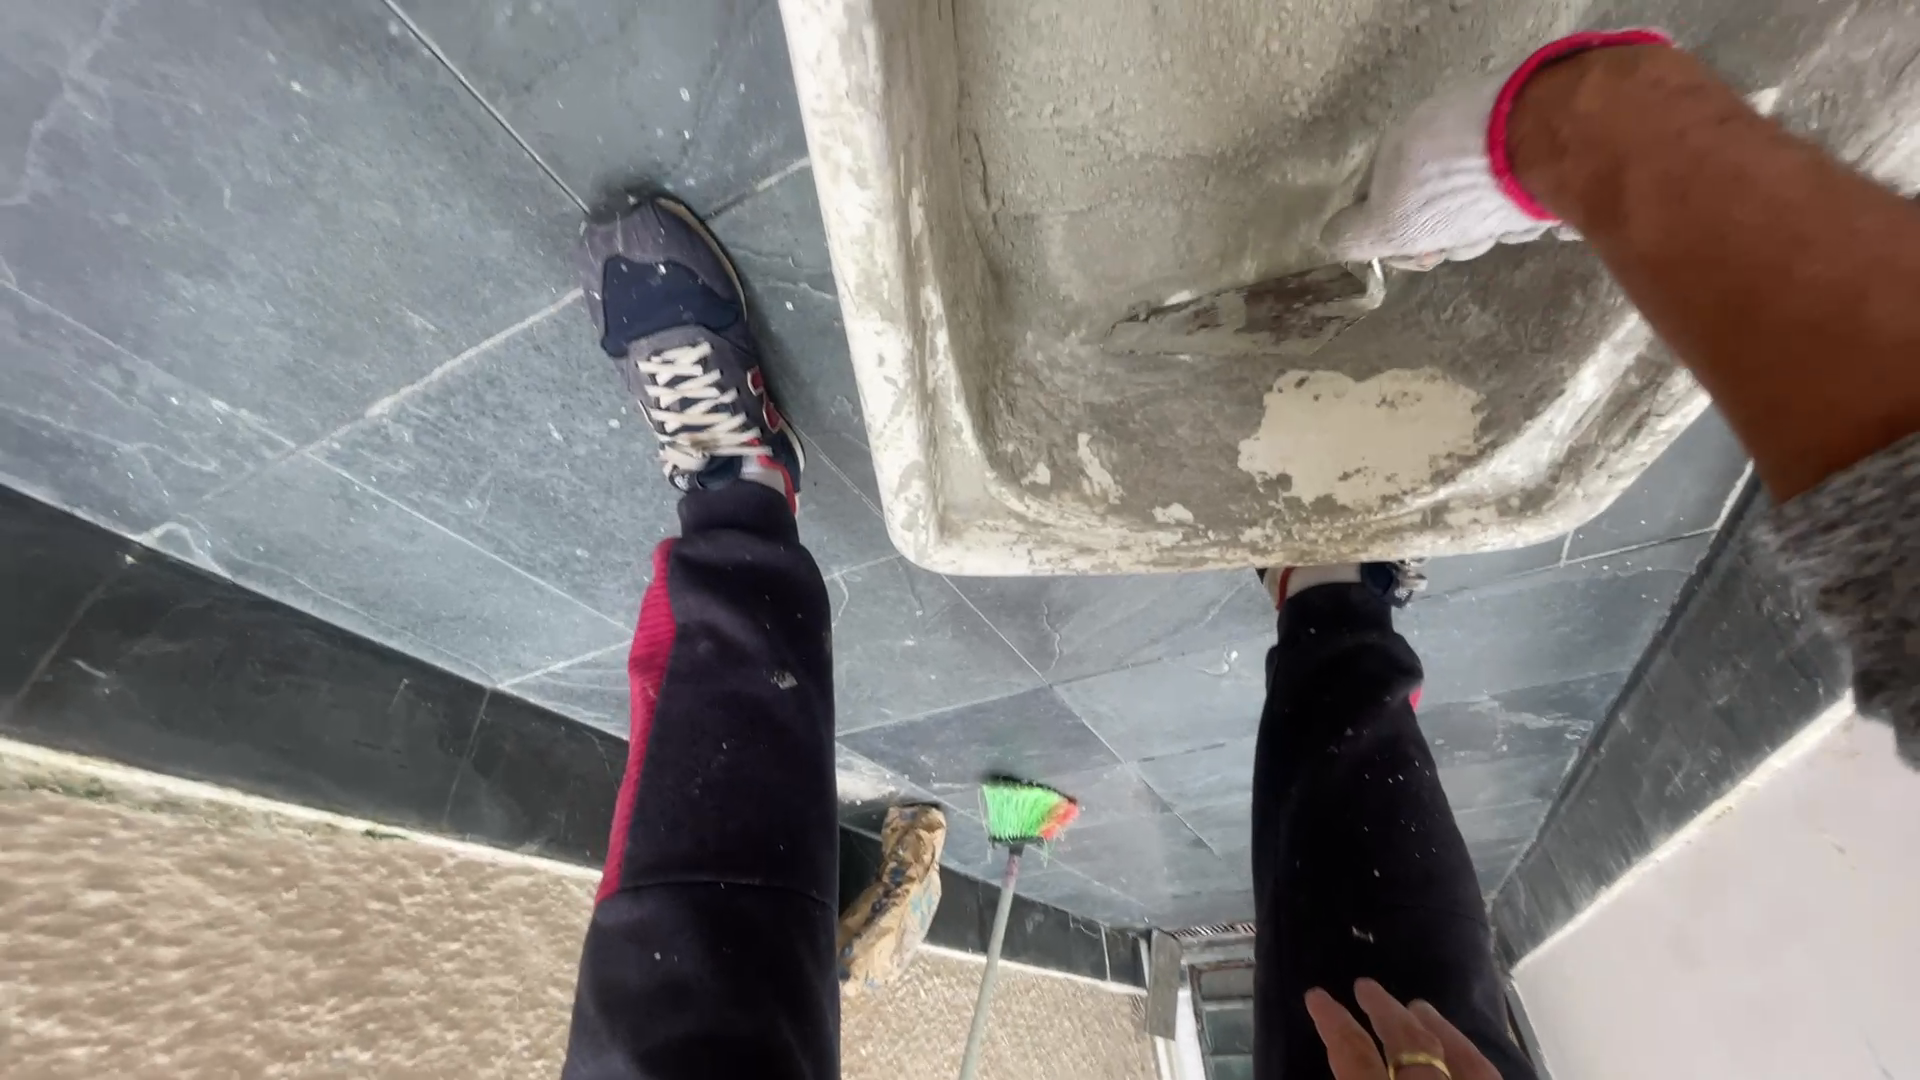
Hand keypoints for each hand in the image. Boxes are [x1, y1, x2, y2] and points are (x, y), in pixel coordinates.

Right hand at [1304, 979, 1502, 1079]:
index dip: (1333, 1023)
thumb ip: (1352, 1078)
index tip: (1316, 996)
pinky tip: (1464, 1054)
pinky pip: (1492, 1079)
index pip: (1356, 1057)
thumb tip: (1339, 1058)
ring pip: (1465, 1063)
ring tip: (1418, 1007)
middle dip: (1386, 1013)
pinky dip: (1473, 1060)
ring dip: (1438, 1030)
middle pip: (1411, 1047)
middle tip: (1365, 987)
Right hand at [1322, 30, 1669, 269]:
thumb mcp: (1380, 225)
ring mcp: (1496, 125)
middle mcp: (1441, 130)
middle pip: (1433, 205)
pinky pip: (1524, 182)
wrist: (1554, 136)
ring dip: (1491, 224)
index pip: (1376, 202)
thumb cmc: (1452, 189)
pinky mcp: (1548, 127)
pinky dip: (1527, 203)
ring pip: (1480, 199)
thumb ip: (1347, 236)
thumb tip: (1332, 239)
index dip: (1391, 239)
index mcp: (1396, 146)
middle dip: (1449, 235)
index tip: (1419, 259)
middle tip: (1470, 242)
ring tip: (1512, 224)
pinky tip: (1541, 210)